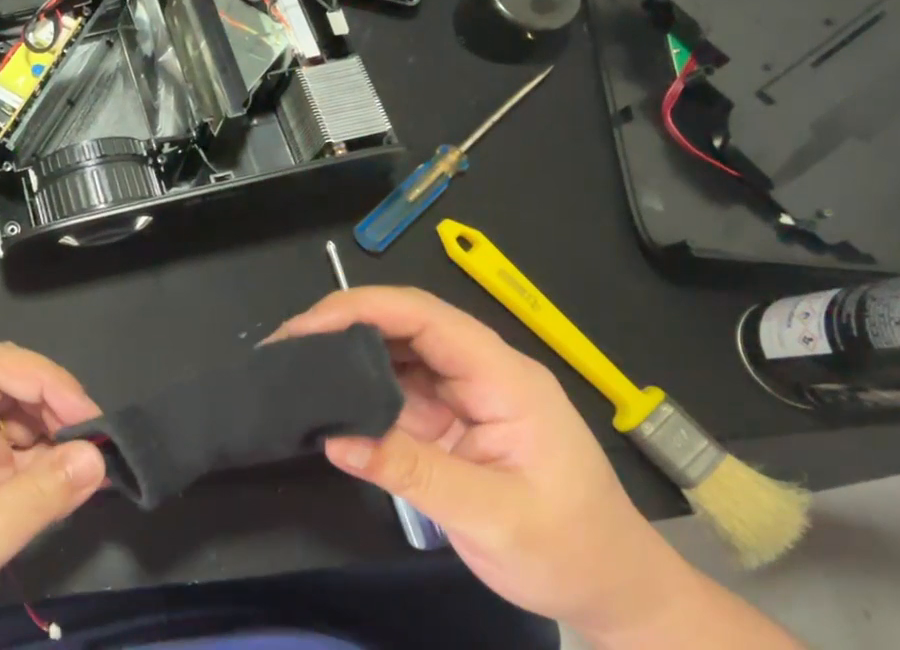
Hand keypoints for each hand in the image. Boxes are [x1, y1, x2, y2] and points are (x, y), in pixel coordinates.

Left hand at [0, 343, 107, 649]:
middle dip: (55, 405)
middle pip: (9, 387)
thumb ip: (35, 499)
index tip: (88, 417)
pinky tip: (84, 481)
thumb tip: (99, 456)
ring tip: (96, 463)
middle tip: (99, 442)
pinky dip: (57, 466)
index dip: (42, 380)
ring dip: (60, 435)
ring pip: (24, 421)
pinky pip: (28, 461)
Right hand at [272, 286, 697, 637]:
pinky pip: (397, 390)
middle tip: (284, 348)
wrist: (615, 591)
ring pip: (396, 353)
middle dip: (342, 325)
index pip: (425, 317)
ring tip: (294, 367)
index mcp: (504, 379)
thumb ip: (413, 472)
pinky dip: (358, 391)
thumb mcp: (492, 517)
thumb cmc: (570, 550)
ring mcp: (466, 395)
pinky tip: (327, 401)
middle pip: (404, 324)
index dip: (362, 309)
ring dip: (345, 355)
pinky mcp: (451, 419)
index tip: (306, 327)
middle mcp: (482, 373)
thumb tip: (335, 440)